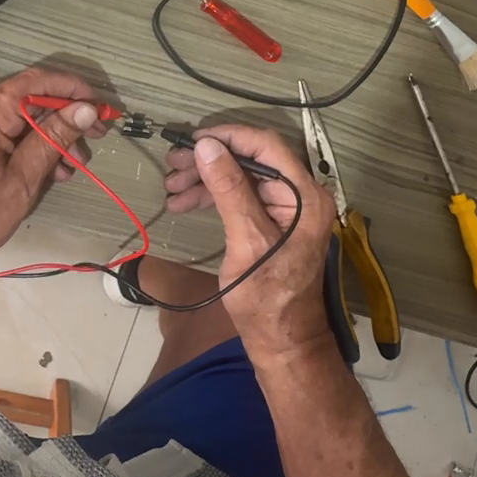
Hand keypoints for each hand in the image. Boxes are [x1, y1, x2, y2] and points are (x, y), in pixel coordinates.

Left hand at [0, 68, 110, 273]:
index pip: (39, 82)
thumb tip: (85, 109)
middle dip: (64, 119)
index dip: (75, 90)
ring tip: (70, 168)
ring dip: (48, 137)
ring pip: (17, 116)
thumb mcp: (23, 180)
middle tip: (92, 143)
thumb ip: (54, 139)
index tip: (101, 109)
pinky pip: (1, 129)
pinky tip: (45, 170)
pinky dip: (25, 143)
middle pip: (29, 99)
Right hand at [163, 125, 335, 359]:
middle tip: (173, 163)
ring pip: (241, 175)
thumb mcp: (246, 241)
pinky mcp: (271, 219)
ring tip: (171, 185)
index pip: (267, 146)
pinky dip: (212, 195)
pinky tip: (184, 201)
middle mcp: (301, 193)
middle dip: (210, 159)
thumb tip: (206, 146)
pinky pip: (240, 194)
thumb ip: (229, 190)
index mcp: (305, 195)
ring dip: (205, 177)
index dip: (229, 136)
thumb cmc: (267, 297)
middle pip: (251, 158)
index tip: (192, 139)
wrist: (280, 339)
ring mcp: (286, 206)